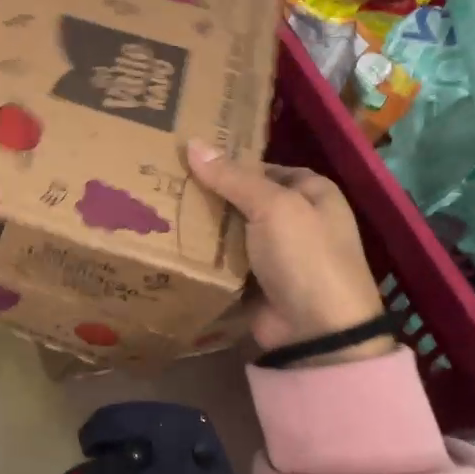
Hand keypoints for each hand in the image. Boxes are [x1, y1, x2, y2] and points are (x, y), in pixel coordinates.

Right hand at [185, 141, 395, 365]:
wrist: (317, 330)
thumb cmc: (305, 257)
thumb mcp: (273, 207)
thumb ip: (232, 177)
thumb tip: (193, 144)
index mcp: (313, 194)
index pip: (265, 168)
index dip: (232, 163)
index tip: (189, 162)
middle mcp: (297, 220)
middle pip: (245, 199)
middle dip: (210, 195)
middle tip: (164, 185)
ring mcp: (276, 254)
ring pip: (230, 231)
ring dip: (202, 226)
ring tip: (158, 211)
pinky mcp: (256, 282)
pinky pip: (224, 260)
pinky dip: (203, 255)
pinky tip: (171, 244)